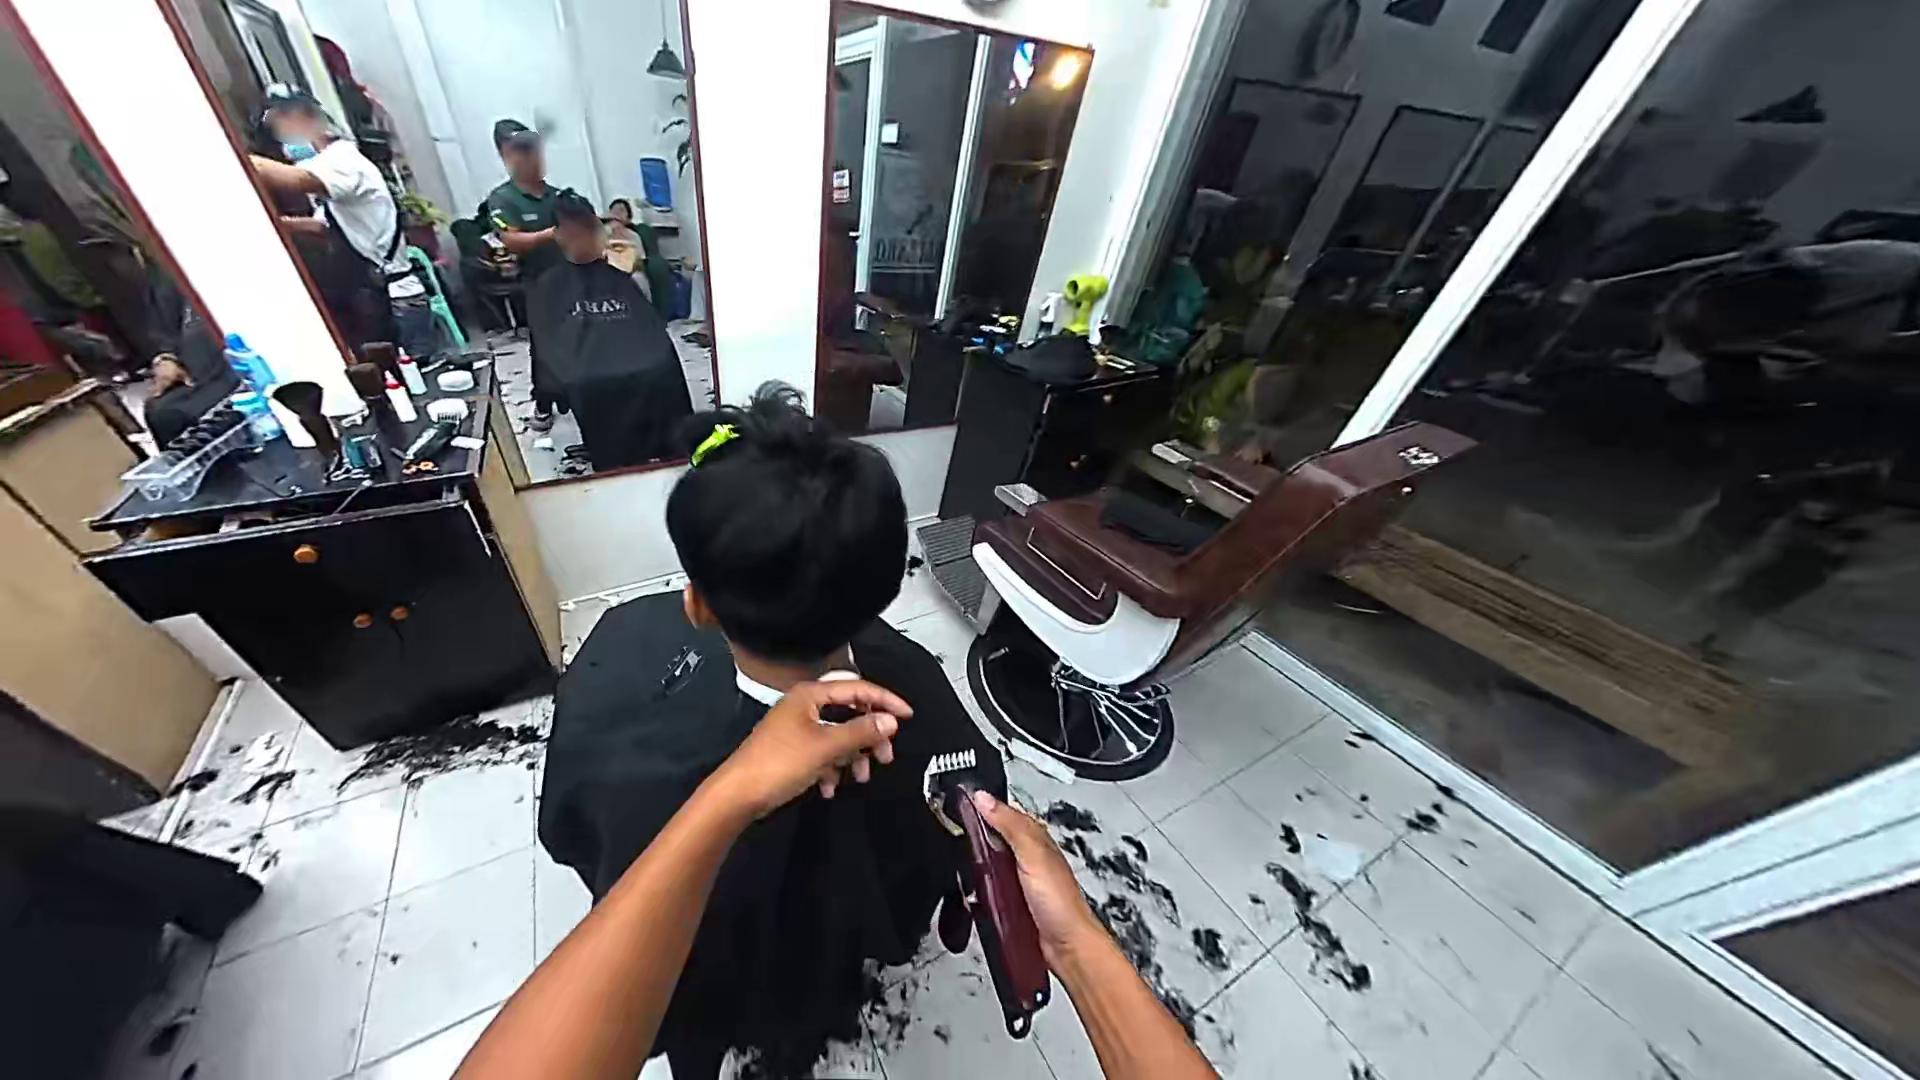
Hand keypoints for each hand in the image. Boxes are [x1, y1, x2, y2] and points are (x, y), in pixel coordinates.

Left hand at [707, 678, 910, 820]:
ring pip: (838, 735)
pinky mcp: (792, 750)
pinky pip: (824, 752)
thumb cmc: (778, 764)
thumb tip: (890, 721)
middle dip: (869, 735)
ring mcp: (797, 728)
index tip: (906, 715)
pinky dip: (833, 767)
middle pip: (850, 712)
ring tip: (859, 775)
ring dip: (852, 755)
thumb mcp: (826, 746)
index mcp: (810, 695)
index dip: (885, 700)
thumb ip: (861, 731)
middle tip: (885, 754)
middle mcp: (804, 706)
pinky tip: (830, 786)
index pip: (858, 688)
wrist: (736, 797)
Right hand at [969, 790, 1101, 966]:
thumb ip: (1009, 824)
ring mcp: (1018, 879)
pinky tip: (975, 895)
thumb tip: (984, 798)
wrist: (1068, 949)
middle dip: (974, 840)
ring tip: (966, 871)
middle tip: (960, 841)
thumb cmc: (1061, 903)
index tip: (959, 805)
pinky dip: (979, 891)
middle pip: (991, 837)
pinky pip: (988, 889)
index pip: (1002, 811)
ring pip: (987, 864)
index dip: (981, 807)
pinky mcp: (1011, 901)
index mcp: (1034, 835)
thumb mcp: (1032, 853)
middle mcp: (1026, 855)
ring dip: (976, 868)